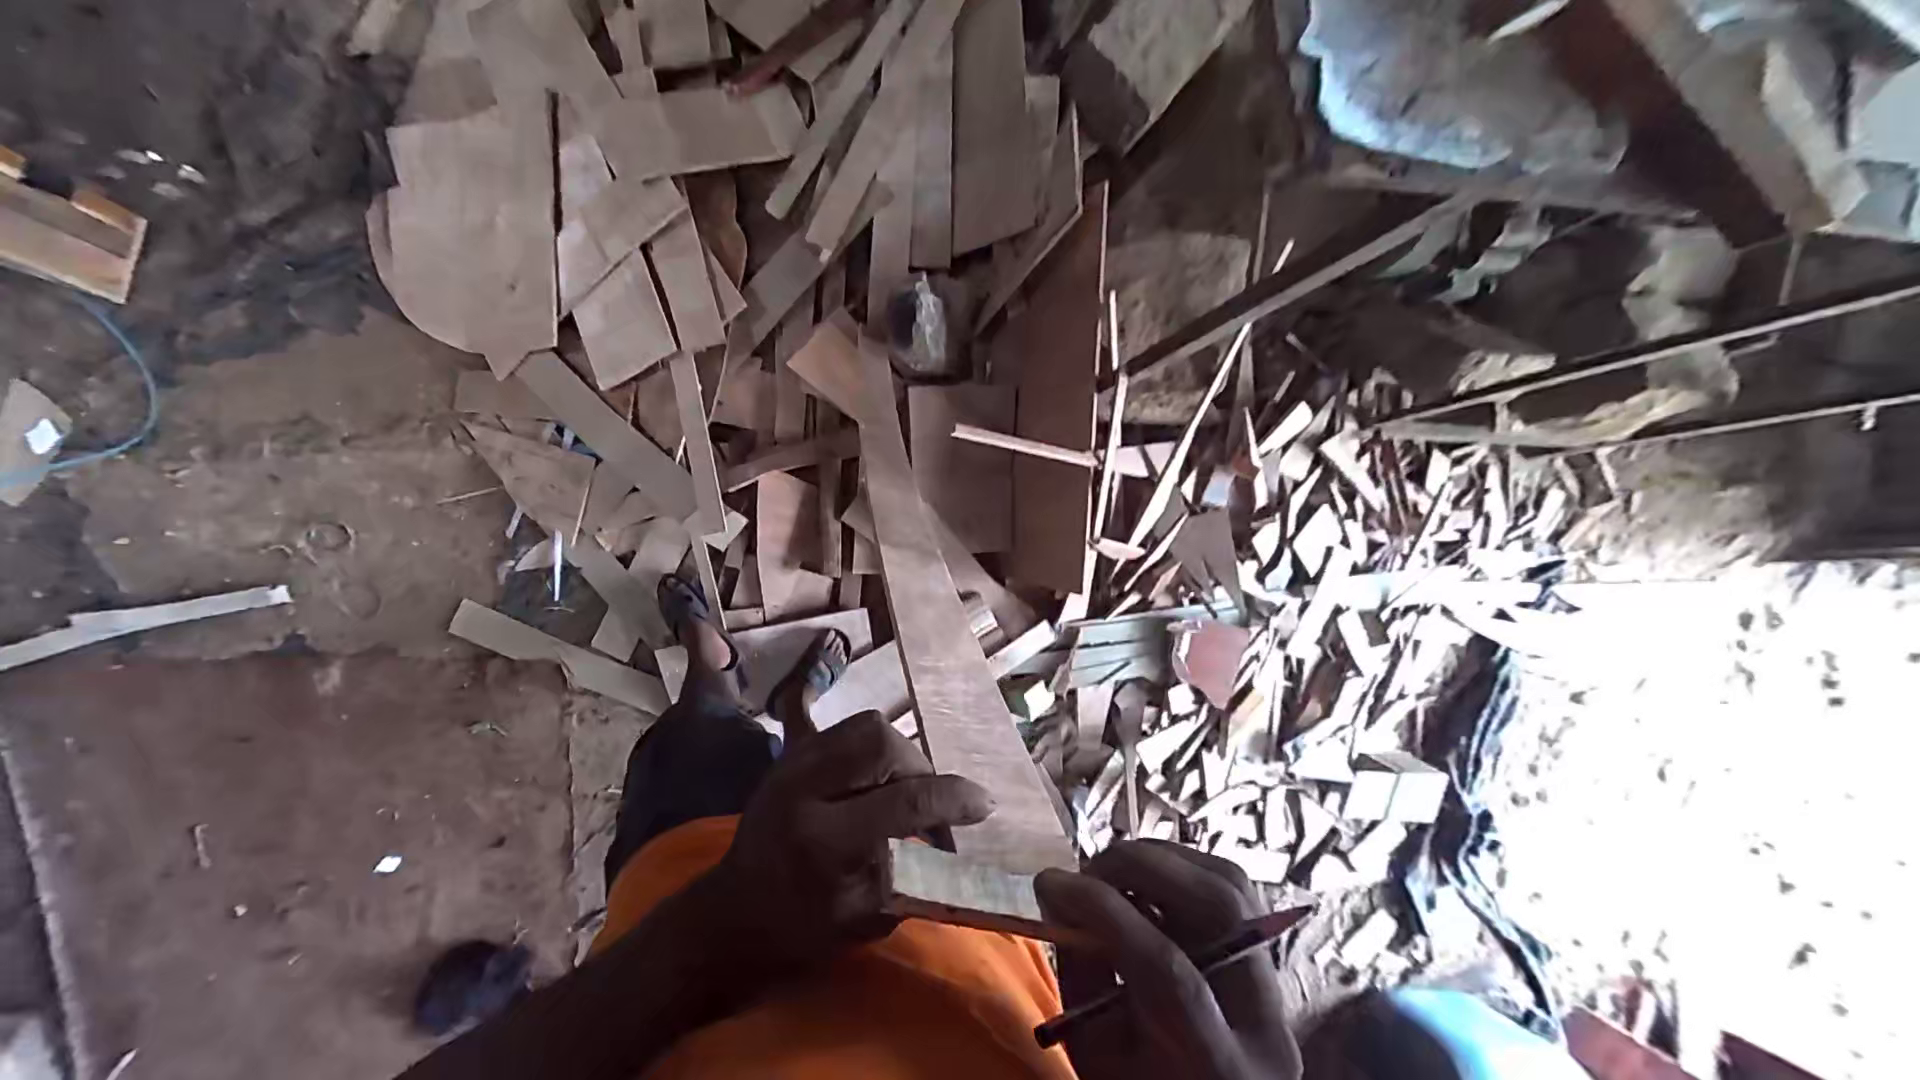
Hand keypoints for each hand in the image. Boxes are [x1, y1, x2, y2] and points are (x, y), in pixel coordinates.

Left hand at [702, 713, 995, 972]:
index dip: (952, 800)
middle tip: (929, 800)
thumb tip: (958, 839)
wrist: (732, 916)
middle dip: (920, 767)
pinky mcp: (788, 755)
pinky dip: (872, 746)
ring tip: (904, 786)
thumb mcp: (864, 918)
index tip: (981, 805)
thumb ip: (914, 875)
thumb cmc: (800, 930)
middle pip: (881, 742)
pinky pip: (844, 728)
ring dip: (898, 753)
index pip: (904, 802)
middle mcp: (803, 789)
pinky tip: (878, 775)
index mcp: (823, 840)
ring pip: (865, 725)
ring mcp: (791, 765)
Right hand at [1034, 840, 1300, 1079]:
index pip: (1168, 970)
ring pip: (1229, 884)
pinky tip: (1144, 879)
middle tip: (1087, 871)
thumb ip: (1080, 969)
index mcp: (1216, 1069)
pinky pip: (1229, 884)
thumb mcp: (1094, 1052)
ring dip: (1161, 859)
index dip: (1103, 911)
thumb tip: (1061, 891)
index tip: (1049, 883)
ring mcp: (1275, 985)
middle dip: (1141, 868)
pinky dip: (1179, 866)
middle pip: (1217, 907)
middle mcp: (1264, 1022)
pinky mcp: (1268, 956)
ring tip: (1112, 872)